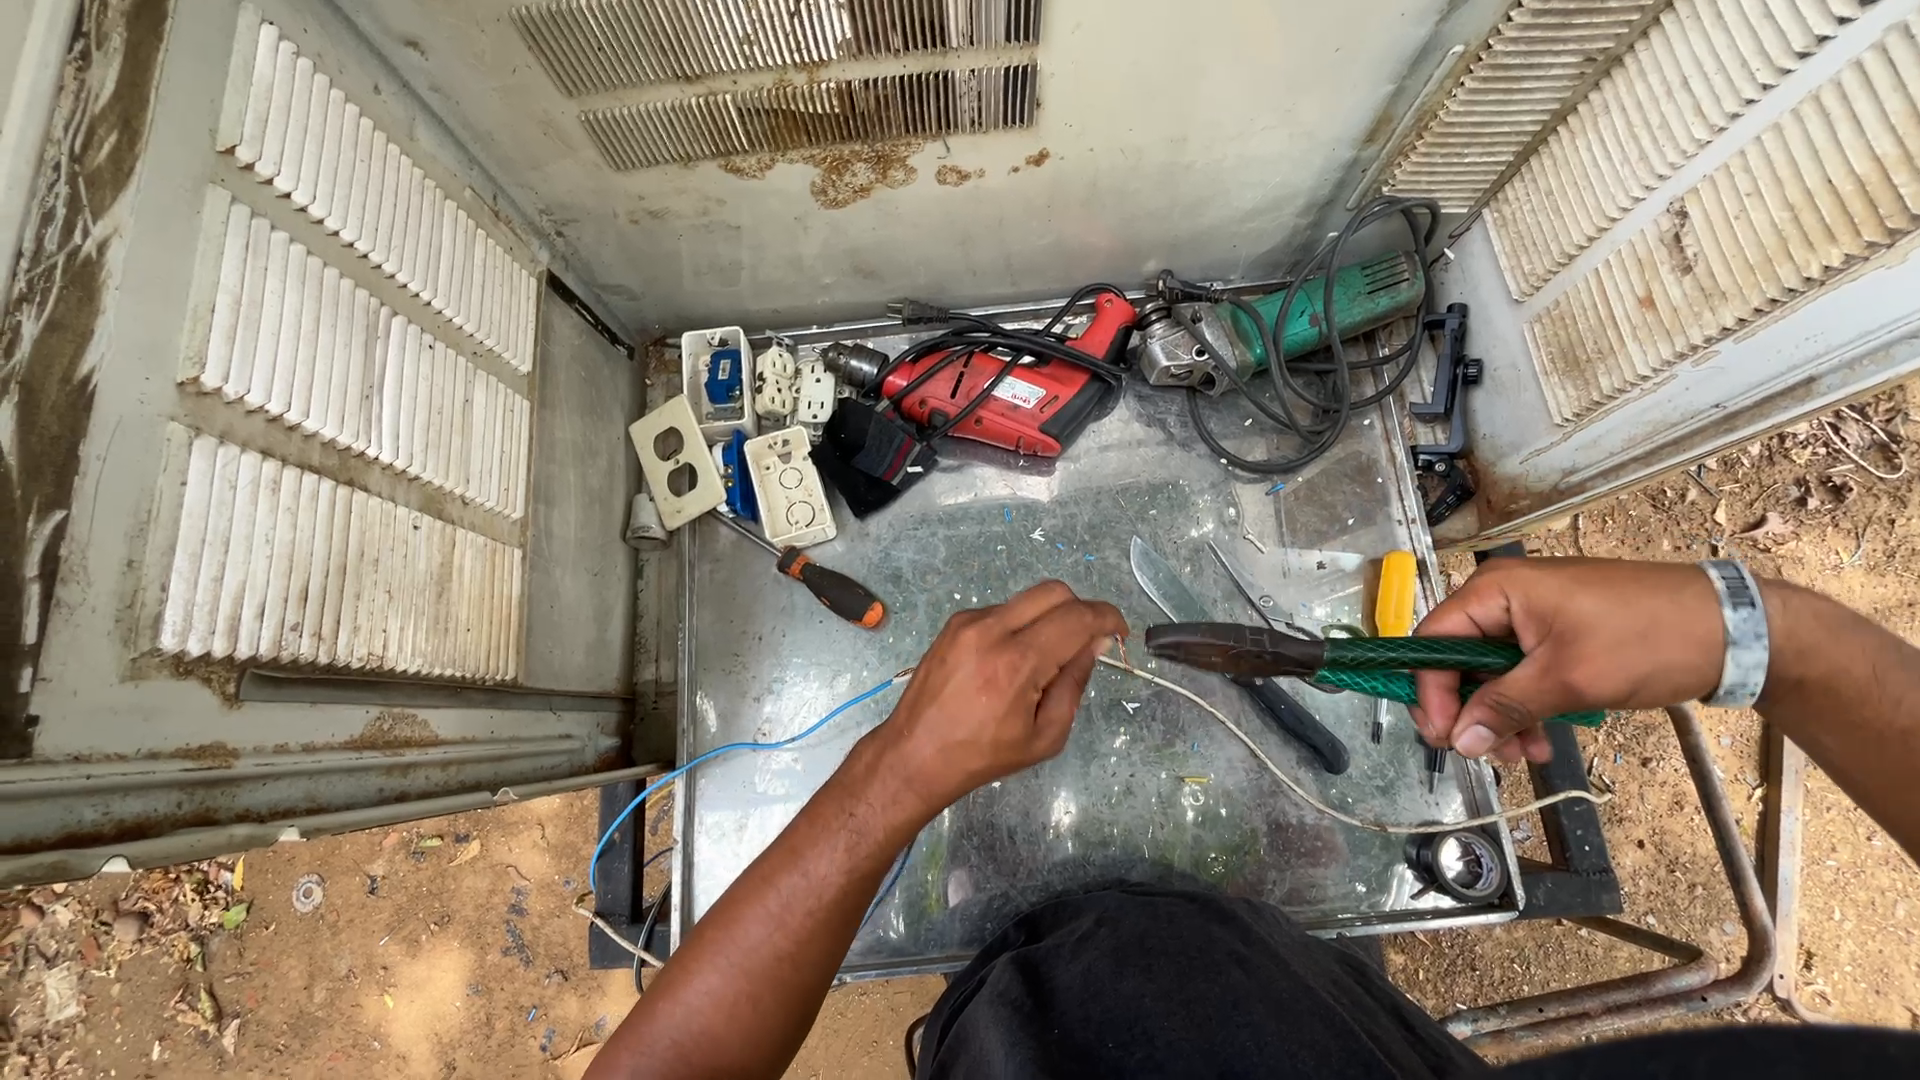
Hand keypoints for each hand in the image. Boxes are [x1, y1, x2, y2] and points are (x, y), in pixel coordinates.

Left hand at [865, 581, 1127, 813]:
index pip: (1077, 617)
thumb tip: (1093, 644)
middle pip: (1054, 591)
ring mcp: (968, 621)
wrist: (915, 753)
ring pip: (1027, 599)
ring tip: (1042, 661)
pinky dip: (1019, 626)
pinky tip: (1009, 661)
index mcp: (1017, 662)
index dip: (1107, 618)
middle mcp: (991, 630)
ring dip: (1048, 619)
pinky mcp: (954, 623)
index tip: (1118, 632)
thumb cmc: (983, 755)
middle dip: (1080, 610)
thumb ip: (1074, 684)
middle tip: (1086, 642)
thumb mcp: (1045, 735)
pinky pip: (1002, 610)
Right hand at [1410, 558, 1725, 763]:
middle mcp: (1501, 596)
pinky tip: (1540, 739)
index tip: (1445, 737)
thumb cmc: (1648, 641)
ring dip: (1499, 715)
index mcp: (1493, 591)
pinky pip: (1519, 669)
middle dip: (1470, 710)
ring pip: (1489, 671)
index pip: (1434, 642)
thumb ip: (1504, 708)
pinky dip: (1525, 704)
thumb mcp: (1570, 680)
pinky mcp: (1554, 630)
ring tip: (1522, 755)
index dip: (1431, 692)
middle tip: (1483, 752)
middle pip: (1458, 658)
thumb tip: (1457, 741)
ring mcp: (1529, 613)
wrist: (1742, 629)